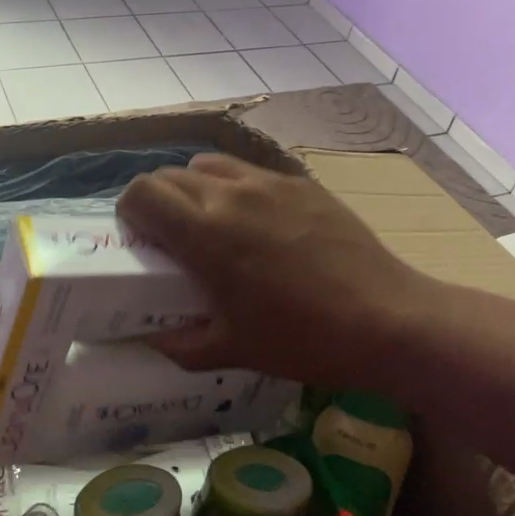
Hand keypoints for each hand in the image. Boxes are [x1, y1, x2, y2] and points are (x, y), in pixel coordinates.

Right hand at [115, 152, 437, 387]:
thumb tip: (150, 338)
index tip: (137, 238)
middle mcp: (231, 194)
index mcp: (205, 232)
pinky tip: (257, 224)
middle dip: (158, 201)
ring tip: (211, 224)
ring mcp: (270, 183)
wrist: (385, 319)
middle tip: (169, 238)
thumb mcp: (232, 350)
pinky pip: (251, 172)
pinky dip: (236, 188)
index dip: (129, 211)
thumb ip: (180, 343)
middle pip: (170, 175)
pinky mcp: (302, 184)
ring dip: (195, 188)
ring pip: (210, 165)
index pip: (142, 192)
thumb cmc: (302, 338)